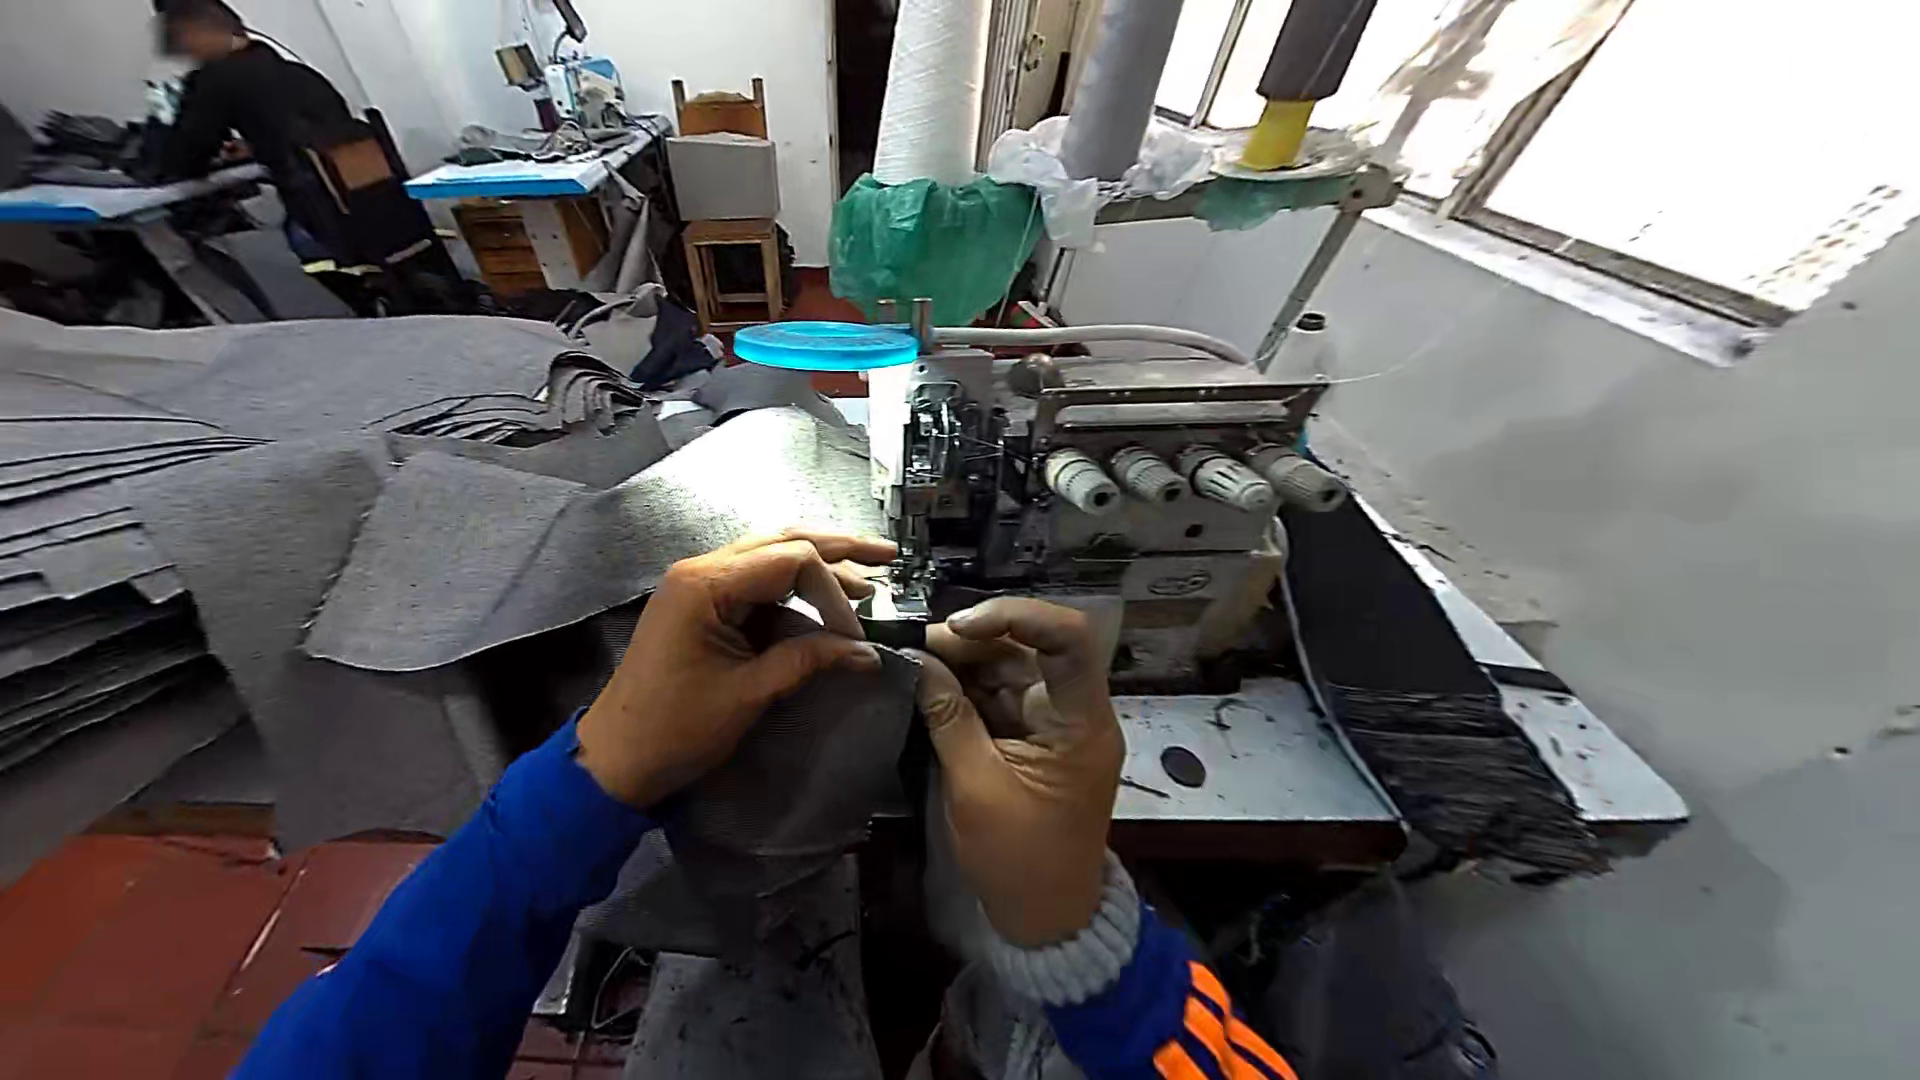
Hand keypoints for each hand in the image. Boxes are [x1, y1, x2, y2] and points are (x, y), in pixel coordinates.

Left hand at [576, 530, 897, 807]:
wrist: (614, 761)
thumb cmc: (674, 729)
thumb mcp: (750, 693)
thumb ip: (810, 660)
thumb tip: (868, 653)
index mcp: (705, 584)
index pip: (792, 559)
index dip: (833, 590)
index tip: (853, 634)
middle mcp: (703, 570)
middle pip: (785, 540)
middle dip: (839, 548)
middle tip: (886, 555)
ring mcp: (702, 584)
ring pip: (774, 555)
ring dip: (821, 564)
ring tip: (868, 577)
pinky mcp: (707, 604)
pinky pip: (761, 581)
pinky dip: (798, 586)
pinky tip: (826, 595)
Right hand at [911, 598, 1124, 946]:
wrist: (1046, 916)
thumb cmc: (1020, 860)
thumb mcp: (976, 788)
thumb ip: (948, 718)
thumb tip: (919, 662)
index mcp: (1081, 721)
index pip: (1069, 639)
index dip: (1018, 617)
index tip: (961, 628)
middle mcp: (1074, 709)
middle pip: (1033, 647)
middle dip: (977, 640)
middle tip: (923, 646)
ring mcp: (1053, 720)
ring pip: (1013, 666)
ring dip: (967, 659)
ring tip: (921, 659)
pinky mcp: (1033, 732)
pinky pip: (1001, 692)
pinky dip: (967, 685)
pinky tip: (934, 680)